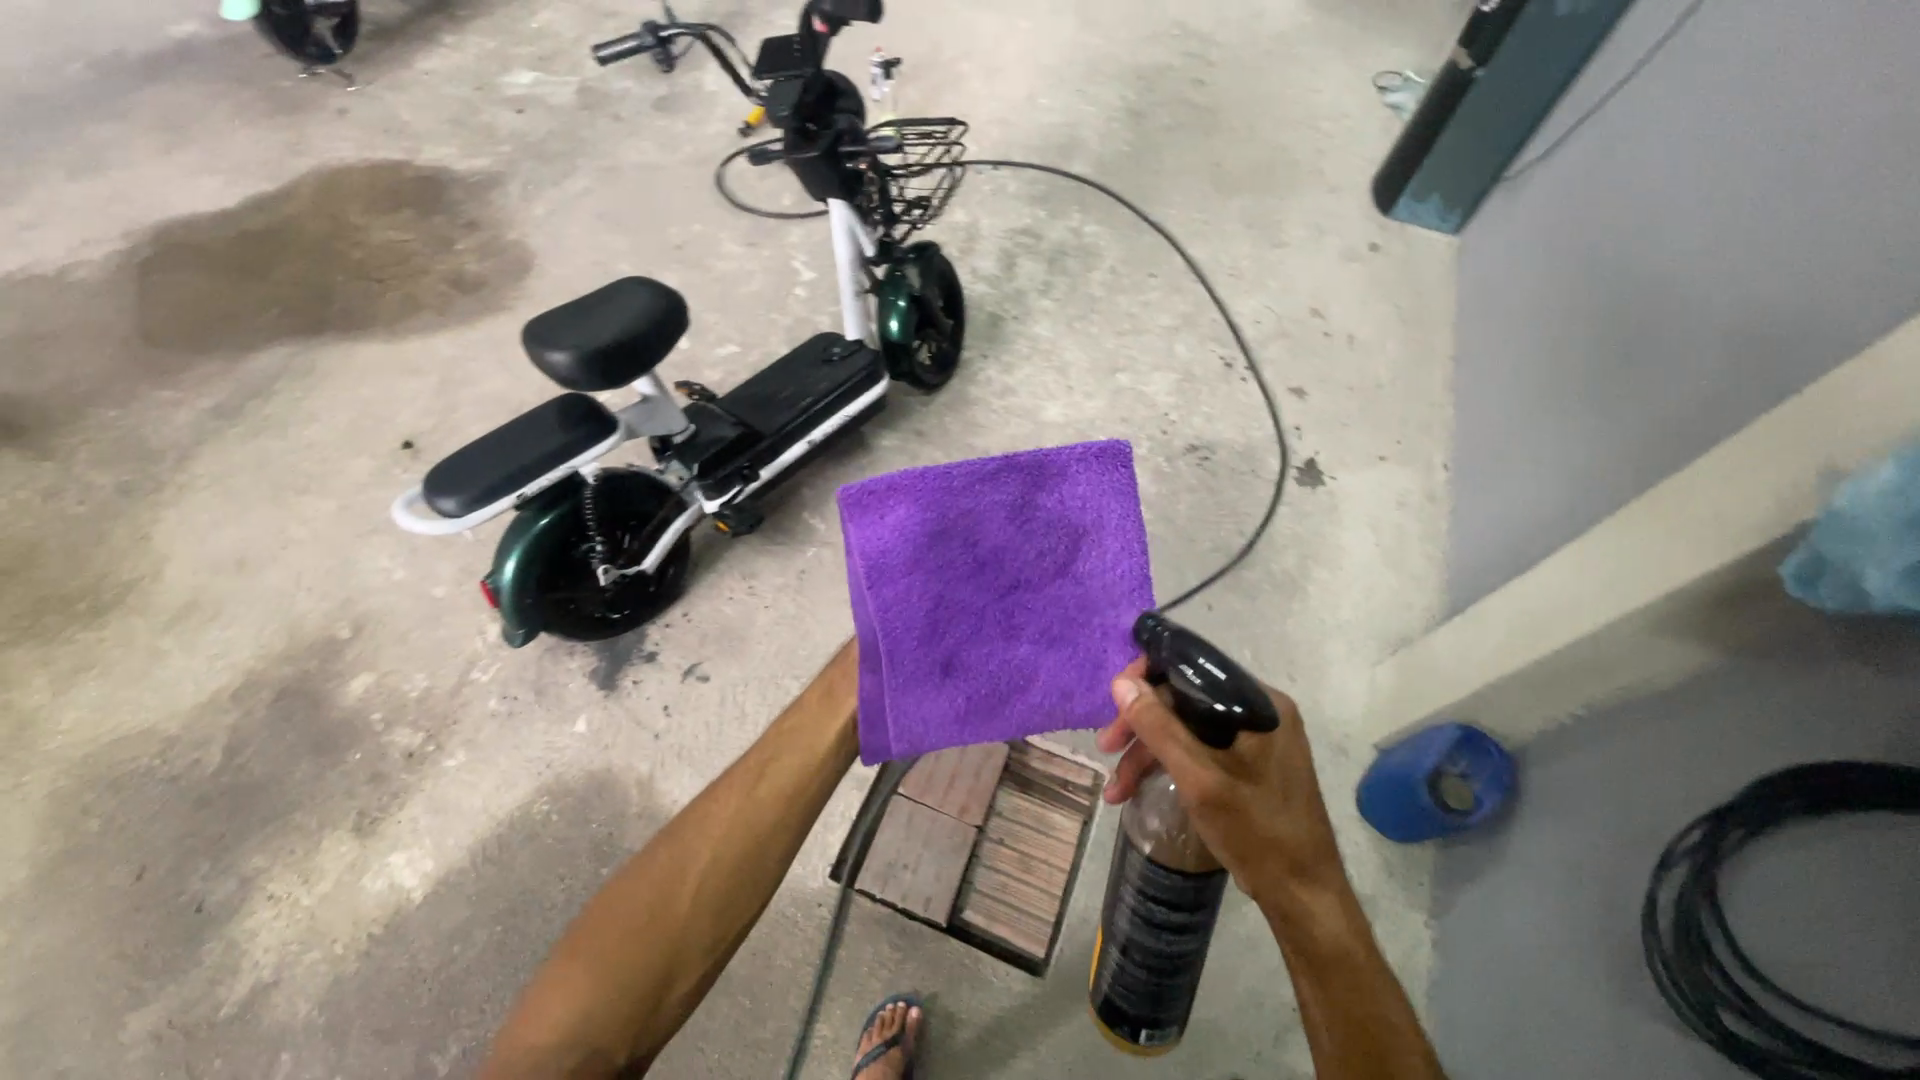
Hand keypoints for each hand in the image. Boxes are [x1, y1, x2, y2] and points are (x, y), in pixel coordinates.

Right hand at [1096, 657, 1343, 900]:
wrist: (1303, 895)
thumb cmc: (1258, 833)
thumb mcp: (1199, 778)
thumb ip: (1159, 728)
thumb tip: (1121, 683)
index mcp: (1259, 703)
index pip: (1193, 666)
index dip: (1147, 676)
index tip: (1113, 701)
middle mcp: (1260, 712)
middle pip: (1185, 700)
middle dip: (1141, 726)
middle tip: (1105, 749)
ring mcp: (1255, 740)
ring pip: (1187, 729)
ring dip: (1148, 753)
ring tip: (1116, 789)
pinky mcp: (1248, 766)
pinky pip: (1199, 750)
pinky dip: (1168, 766)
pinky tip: (1139, 790)